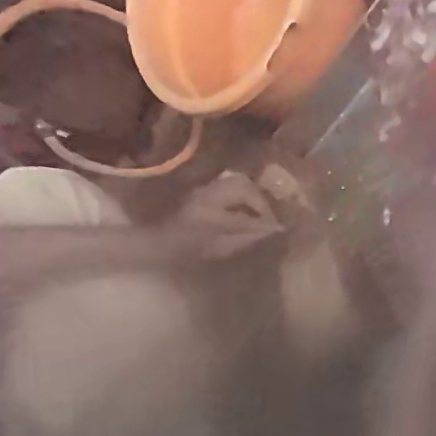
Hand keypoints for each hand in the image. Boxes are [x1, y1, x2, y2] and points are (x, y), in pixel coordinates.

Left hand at [160, 172, 282, 260]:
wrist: (155, 243)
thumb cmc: (187, 253)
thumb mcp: (222, 250)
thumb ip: (249, 238)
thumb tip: (273, 230)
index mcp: (213, 213)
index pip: (250, 212)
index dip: (267, 221)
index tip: (279, 229)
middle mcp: (208, 195)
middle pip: (244, 186)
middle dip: (261, 201)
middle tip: (268, 218)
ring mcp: (203, 190)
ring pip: (237, 182)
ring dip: (252, 196)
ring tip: (257, 213)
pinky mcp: (201, 191)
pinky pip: (228, 186)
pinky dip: (241, 195)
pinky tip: (244, 209)